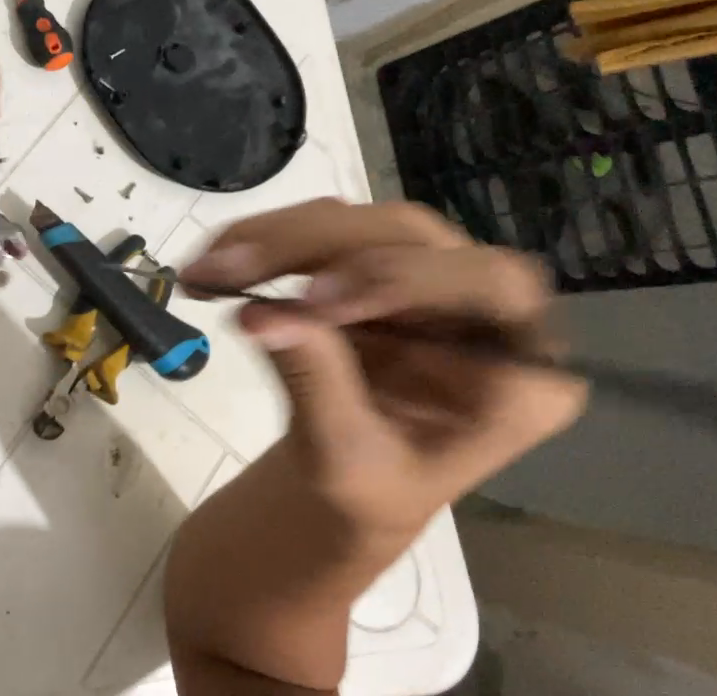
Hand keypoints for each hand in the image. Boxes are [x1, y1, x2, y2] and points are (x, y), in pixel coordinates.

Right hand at [180, 199, 586, 537]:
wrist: (341, 487)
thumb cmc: (366, 493)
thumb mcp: (345, 462)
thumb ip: (318, 387)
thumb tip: (258, 316)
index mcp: (515, 368)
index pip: (489, 285)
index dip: (404, 277)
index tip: (313, 302)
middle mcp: (473, 308)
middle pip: (405, 235)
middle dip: (311, 246)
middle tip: (231, 271)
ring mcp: (412, 280)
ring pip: (350, 222)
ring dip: (268, 239)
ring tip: (201, 272)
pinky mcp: (356, 270)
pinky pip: (308, 233)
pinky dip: (253, 244)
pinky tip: (211, 268)